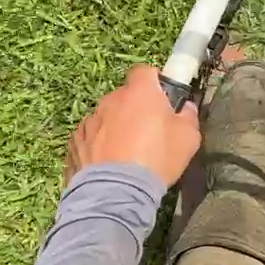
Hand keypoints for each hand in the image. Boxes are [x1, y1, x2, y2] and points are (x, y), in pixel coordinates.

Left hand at [64, 65, 201, 187]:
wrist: (117, 192)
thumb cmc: (158, 158)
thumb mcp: (189, 137)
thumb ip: (188, 116)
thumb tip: (185, 109)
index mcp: (140, 92)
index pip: (144, 71)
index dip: (154, 82)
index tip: (163, 98)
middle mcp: (112, 100)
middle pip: (125, 95)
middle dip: (136, 108)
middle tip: (150, 130)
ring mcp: (90, 121)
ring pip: (107, 115)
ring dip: (116, 125)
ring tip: (127, 151)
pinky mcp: (75, 143)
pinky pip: (91, 136)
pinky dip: (99, 144)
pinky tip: (108, 162)